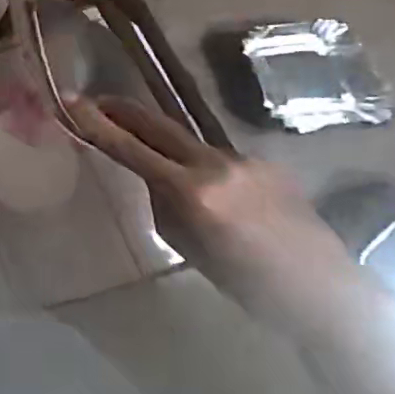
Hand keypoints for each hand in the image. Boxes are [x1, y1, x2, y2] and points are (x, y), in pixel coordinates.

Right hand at [69, 96, 380, 337]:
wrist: (324, 291)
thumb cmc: (248, 285)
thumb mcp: (189, 247)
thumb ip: (165, 204)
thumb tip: (156, 179)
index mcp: (190, 191)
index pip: (129, 147)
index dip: (96, 123)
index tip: (70, 102)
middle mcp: (214, 163)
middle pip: (156, 123)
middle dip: (122, 110)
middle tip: (95, 102)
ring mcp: (243, 158)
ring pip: (189, 142)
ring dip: (166, 147)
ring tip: (167, 176)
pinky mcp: (265, 162)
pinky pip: (219, 159)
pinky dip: (204, 170)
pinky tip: (221, 199)